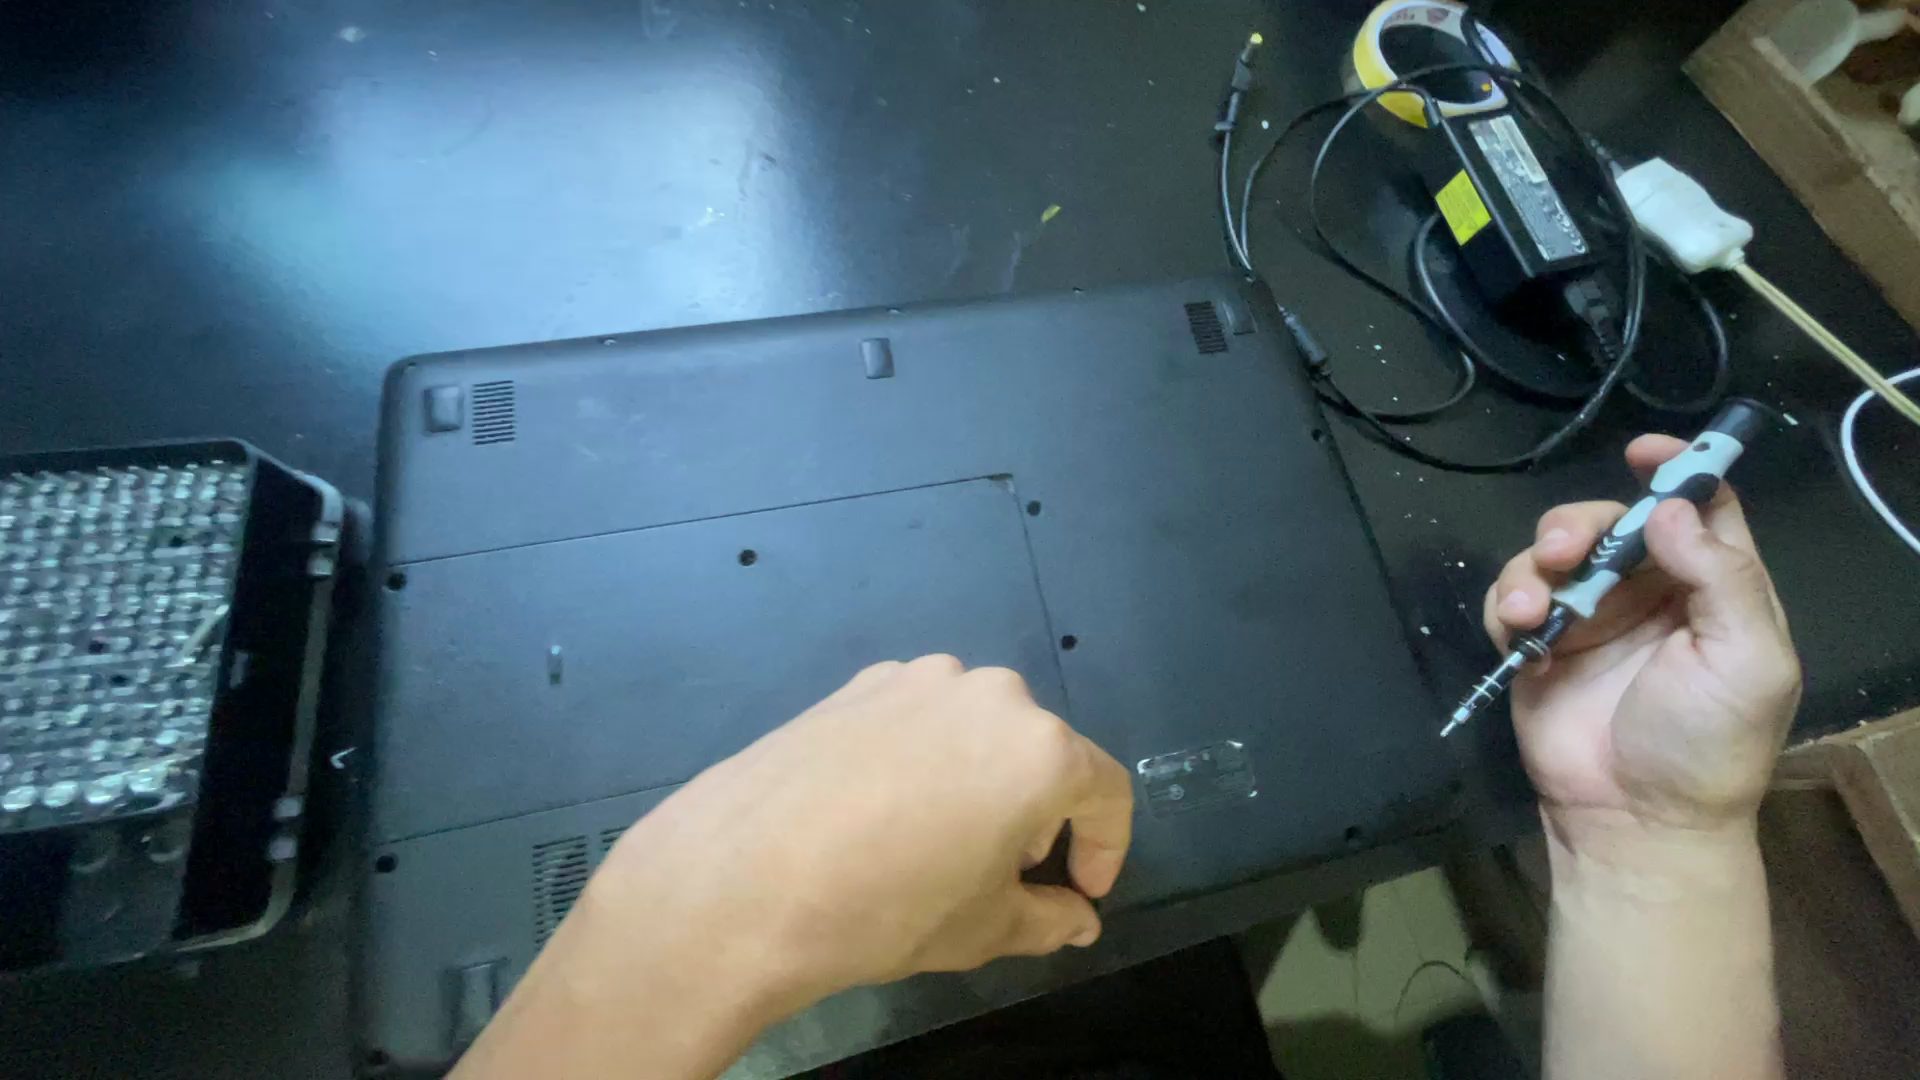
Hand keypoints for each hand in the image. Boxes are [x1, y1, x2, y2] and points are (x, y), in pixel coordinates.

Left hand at [592, 654, 1133, 1000]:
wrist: (745, 875)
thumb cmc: (889, 907)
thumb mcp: (983, 927)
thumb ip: (1049, 917)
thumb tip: (1079, 918)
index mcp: (1040, 747)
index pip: (1105, 789)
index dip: (1105, 845)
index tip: (1083, 889)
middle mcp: (991, 694)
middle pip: (1041, 750)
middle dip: (1038, 811)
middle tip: (1003, 866)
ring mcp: (922, 676)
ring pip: (979, 726)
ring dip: (981, 772)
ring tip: (936, 829)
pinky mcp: (866, 679)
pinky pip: (921, 713)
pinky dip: (926, 750)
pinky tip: (882, 798)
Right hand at [1482, 435, 1801, 840]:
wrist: (1631, 808)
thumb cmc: (1704, 738)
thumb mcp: (1746, 660)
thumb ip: (1720, 580)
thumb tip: (1671, 508)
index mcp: (1708, 590)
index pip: (1700, 512)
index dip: (1679, 473)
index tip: (1642, 452)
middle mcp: (1643, 593)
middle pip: (1605, 526)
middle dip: (1575, 526)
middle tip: (1562, 552)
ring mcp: (1584, 618)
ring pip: (1546, 558)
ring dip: (1531, 572)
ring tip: (1530, 613)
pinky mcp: (1533, 642)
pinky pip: (1507, 600)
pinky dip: (1505, 607)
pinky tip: (1517, 633)